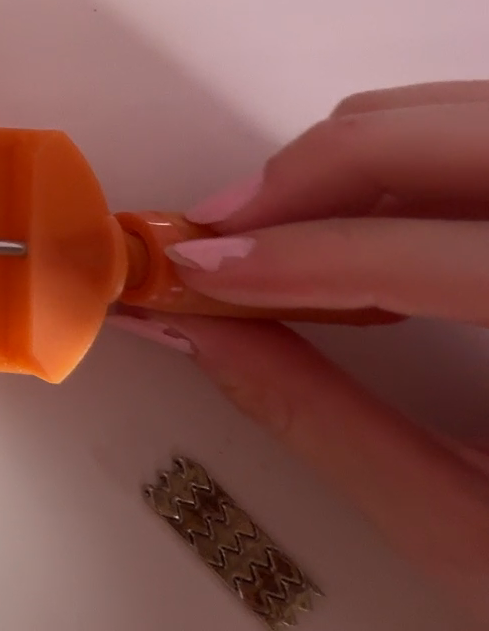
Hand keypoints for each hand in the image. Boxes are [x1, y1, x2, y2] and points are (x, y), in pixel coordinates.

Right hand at [121, 82, 488, 620]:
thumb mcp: (466, 532)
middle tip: (222, 222)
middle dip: (314, 170)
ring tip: (276, 217)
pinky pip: (479, 128)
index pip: (452, 260)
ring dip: (351, 153)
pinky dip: (396, 154)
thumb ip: (319, 418)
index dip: (305, 255)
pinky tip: (355, 214)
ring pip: (468, 114)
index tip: (195, 269)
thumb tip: (185, 329)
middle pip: (463, 138)